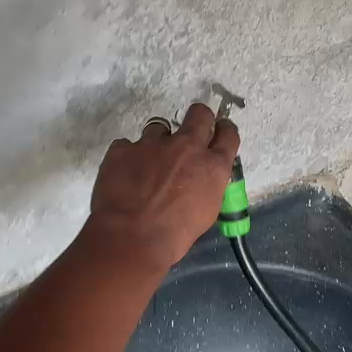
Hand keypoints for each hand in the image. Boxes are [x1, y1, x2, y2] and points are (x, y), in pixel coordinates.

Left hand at [84, 102, 239, 270]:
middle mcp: (185, 146)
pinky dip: (127, 158)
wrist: (132, 238)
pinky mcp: (123, 148)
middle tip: (189, 133)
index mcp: (211, 165)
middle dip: (198, 119)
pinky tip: (123, 176)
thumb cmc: (175, 234)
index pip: (228, 134)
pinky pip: (127, 146)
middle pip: (199, 114)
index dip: (223, 130)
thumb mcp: (206, 211)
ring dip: (157, 142)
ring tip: (147, 164)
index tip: (218, 132)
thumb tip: (201, 177)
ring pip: (158, 128)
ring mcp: (152, 144)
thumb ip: (207, 185)